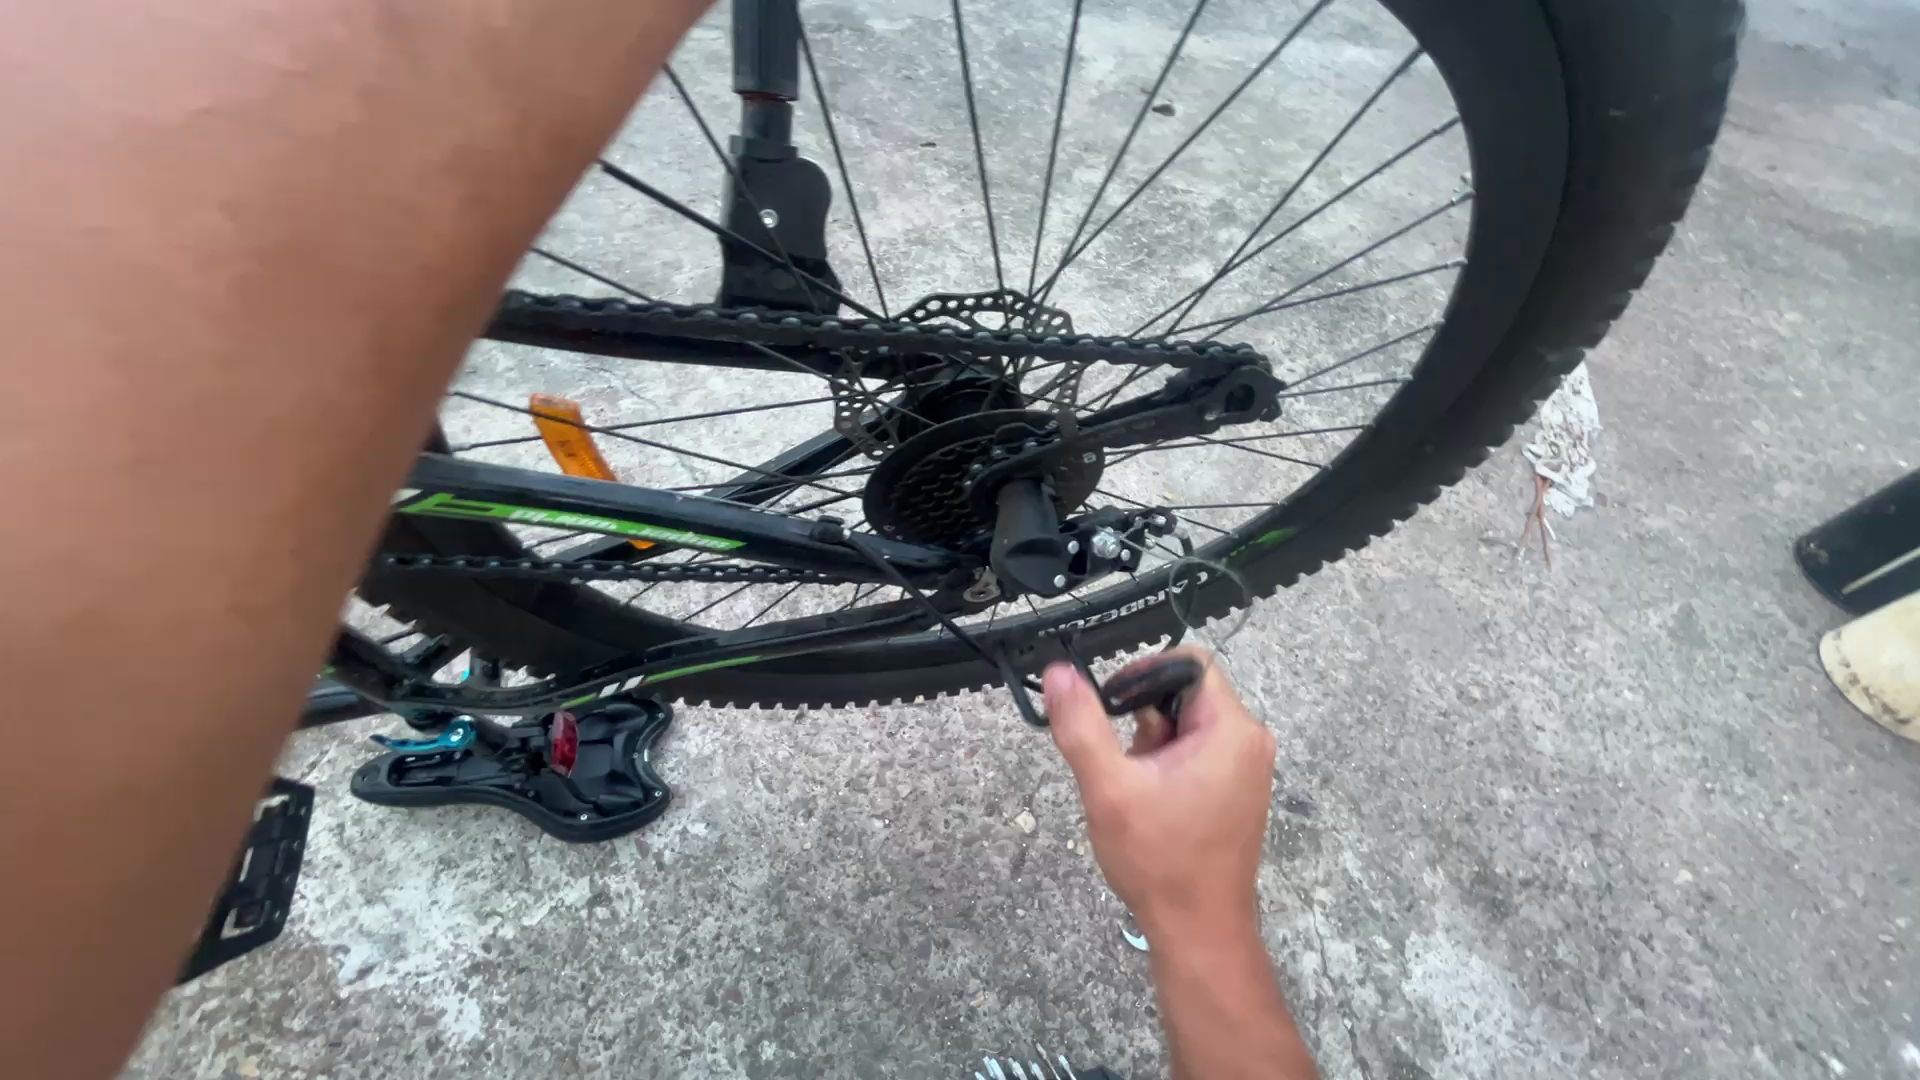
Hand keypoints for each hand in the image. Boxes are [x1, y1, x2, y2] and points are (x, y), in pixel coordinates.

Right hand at [1044, 647, 1276, 946]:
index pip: (1191, 662)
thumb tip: (1057, 670)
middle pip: (1187, 691)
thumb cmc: (1158, 859)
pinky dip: (1167, 758)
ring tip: (1136, 783)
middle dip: (1145, 713)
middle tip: (1124, 757)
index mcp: (1231, 730)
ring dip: (1152, 739)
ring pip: (1188, 721)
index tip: (1113, 702)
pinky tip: (1151, 796)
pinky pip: (1198, 747)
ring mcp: (1247, 766)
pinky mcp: (1238, 787)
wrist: (1199, 932)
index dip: (1146, 669)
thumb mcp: (1108, 786)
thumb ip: (1080, 723)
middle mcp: (1249, 740)